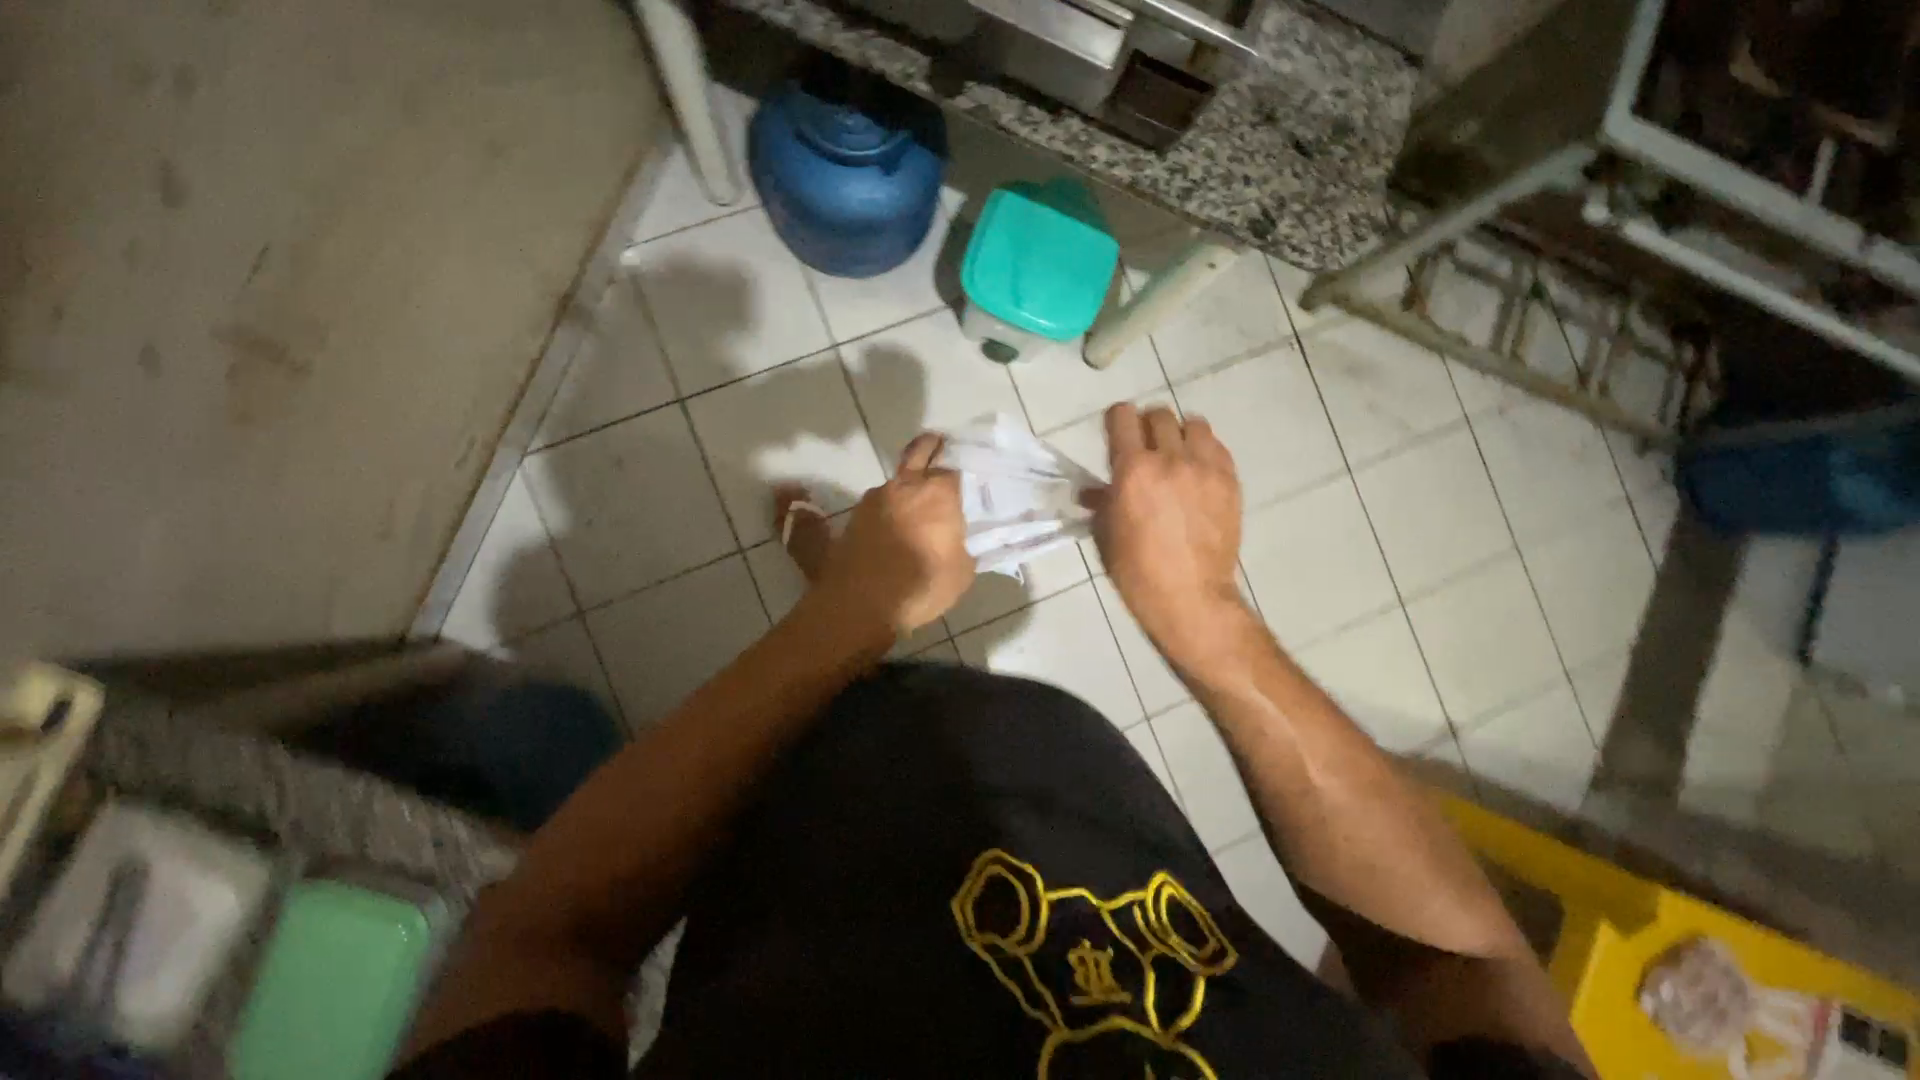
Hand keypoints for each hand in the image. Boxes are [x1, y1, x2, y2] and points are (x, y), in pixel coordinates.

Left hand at [814, 433, 975, 635]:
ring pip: (895, 482)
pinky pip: (876, 504)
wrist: (860, 605)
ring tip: (914, 507)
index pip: (954, 469)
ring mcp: (873, 499)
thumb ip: (960, 546)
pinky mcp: (853, 517)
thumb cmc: (921, 586)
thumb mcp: (961, 572)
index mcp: (937, 494)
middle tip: (939, 448)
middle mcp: (904, 486)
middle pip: (919, 453)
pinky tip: (892, 527)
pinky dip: (887, 509)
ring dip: (905, 487)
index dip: (961, 472)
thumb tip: (953, 539)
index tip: (967, 479)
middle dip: (931, 448)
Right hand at [1091, 404, 1253, 666]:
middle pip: (1159, 415)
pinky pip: (1217, 447)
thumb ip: (1101, 503)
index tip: (1115, 432)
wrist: (1190, 597)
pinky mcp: (1230, 482)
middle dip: (1147, 426)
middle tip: (1145, 446)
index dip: (1116, 420)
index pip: (1123, 417)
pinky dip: (1205, 450)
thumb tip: (1094, 491)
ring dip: (1180, 433)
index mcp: (1133, 470)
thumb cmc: (1137, 571)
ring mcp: (1205, 468)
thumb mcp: (1107, 535)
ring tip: (1177, 453)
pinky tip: (1198, 470)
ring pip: (1194, 425)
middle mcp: (1170, 459)